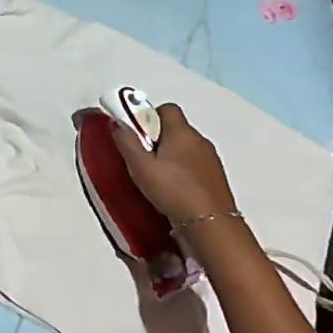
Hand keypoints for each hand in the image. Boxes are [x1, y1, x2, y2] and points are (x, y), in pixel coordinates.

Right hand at [110, 103, 238, 224]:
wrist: (210, 223)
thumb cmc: (172, 190)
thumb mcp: (140, 167)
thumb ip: (126, 142)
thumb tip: (116, 122)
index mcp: (182, 131)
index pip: (167, 108)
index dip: (150, 116)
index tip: (137, 135)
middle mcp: (200, 139)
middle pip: (176, 128)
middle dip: (157, 138)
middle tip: (142, 159)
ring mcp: (211, 159)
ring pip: (186, 147)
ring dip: (171, 156)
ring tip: (156, 178)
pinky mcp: (216, 177)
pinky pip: (195, 164)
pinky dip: (183, 171)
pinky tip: (173, 190)